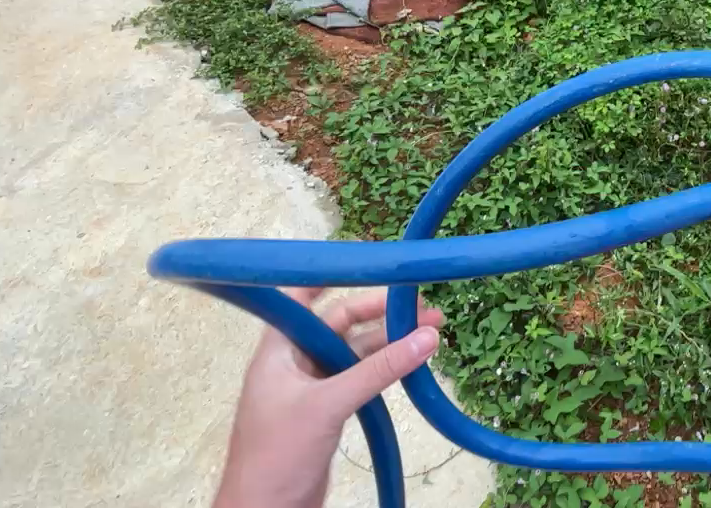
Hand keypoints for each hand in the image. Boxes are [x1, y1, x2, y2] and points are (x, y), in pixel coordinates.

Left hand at [213, 288, 444, 507]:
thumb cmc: (279, 455)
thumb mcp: (331, 405)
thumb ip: (381, 368)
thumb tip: (432, 334)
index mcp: (278, 351)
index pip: (299, 297)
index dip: (328, 273)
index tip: (369, 255)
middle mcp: (294, 362)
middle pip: (341, 323)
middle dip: (382, 312)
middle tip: (423, 307)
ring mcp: (311, 387)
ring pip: (356, 350)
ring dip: (391, 341)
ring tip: (432, 333)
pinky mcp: (327, 411)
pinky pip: (361, 376)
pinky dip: (386, 366)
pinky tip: (413, 362)